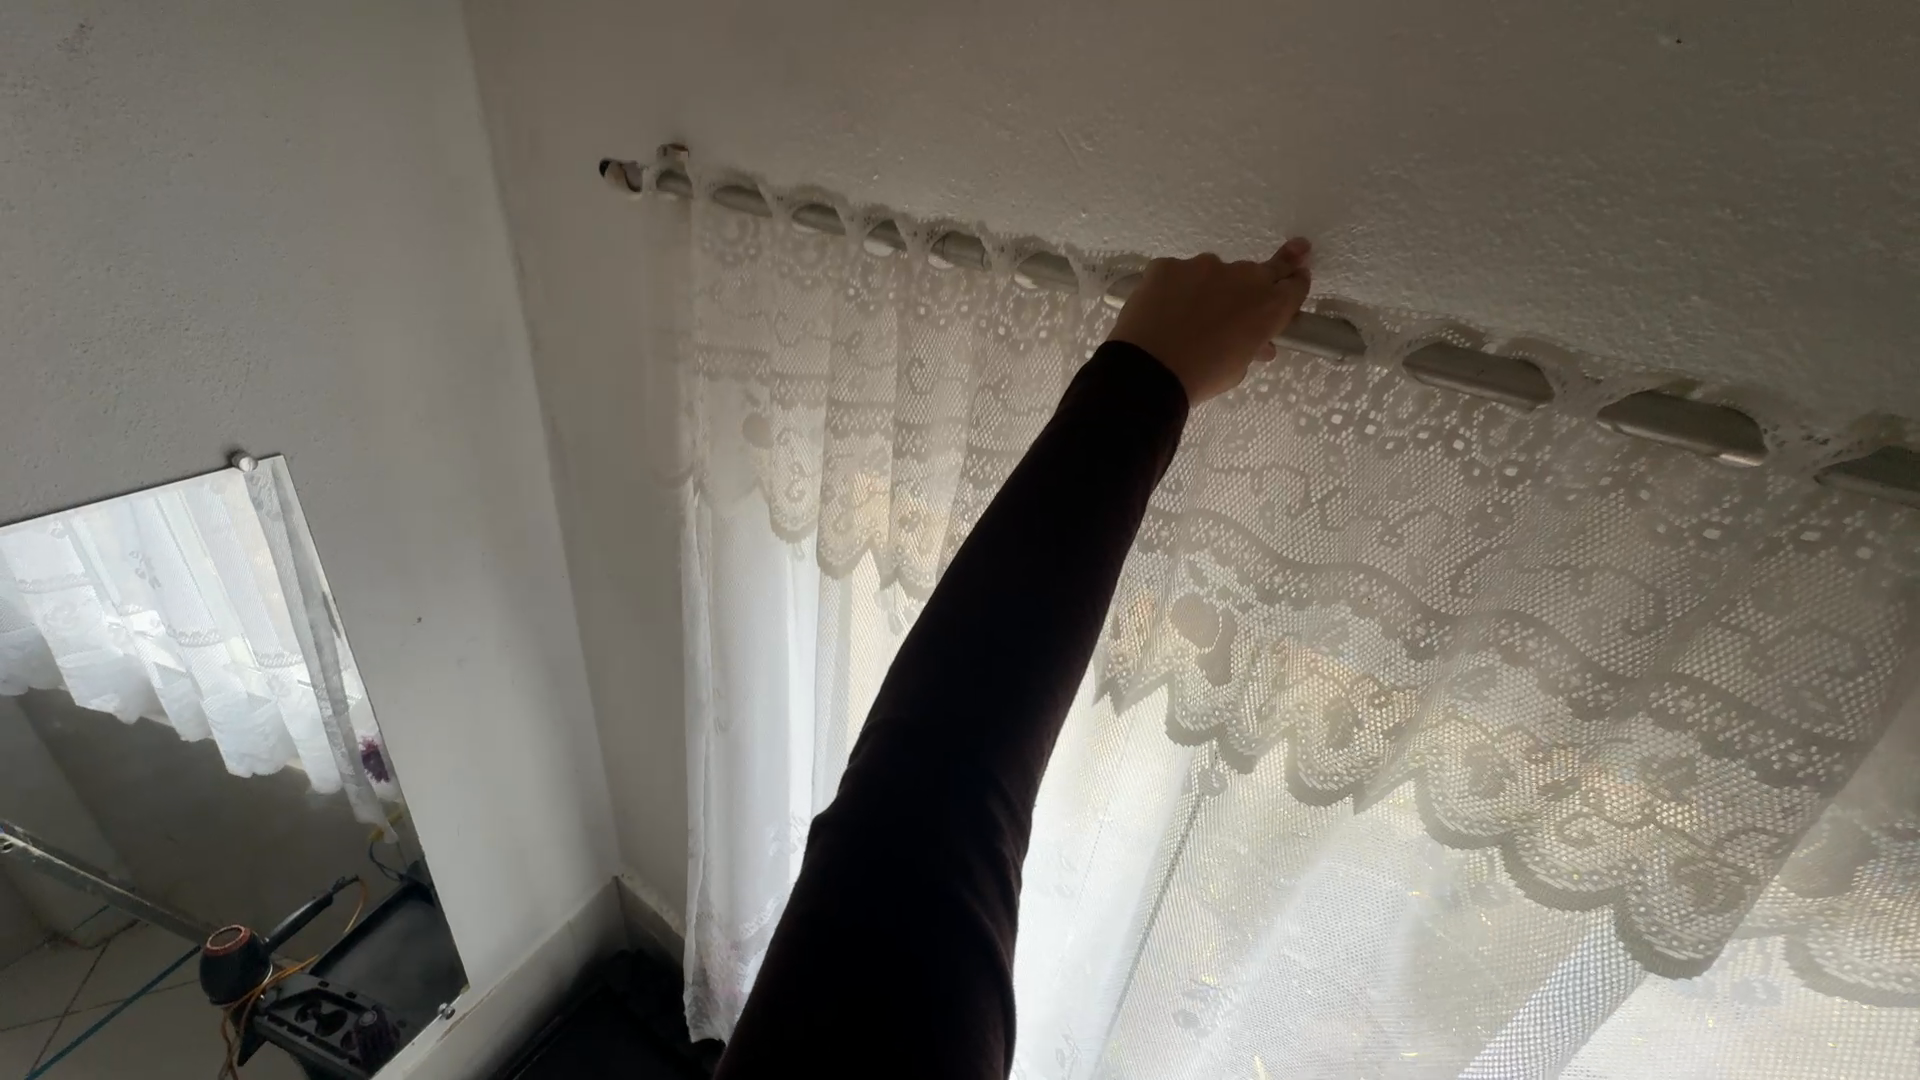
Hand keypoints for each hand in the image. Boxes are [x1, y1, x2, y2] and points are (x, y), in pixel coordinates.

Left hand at [1107, 239, 1312, 403]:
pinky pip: (1175, 274)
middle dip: (1257, 279)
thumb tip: (1260, 345)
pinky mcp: (1167, 265)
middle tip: (1257, 280)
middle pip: (1258, 271)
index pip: (1294, 285)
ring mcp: (1203, 266)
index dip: (1293, 284)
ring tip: (1183, 316)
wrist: (1147, 373)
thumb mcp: (1235, 369)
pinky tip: (1158, 311)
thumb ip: (1251, 348)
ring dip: (1205, 288)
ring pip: (1211, 272)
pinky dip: (1171, 289)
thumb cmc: (1200, 378)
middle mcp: (1243, 277)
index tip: (1291, 280)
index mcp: (1268, 306)